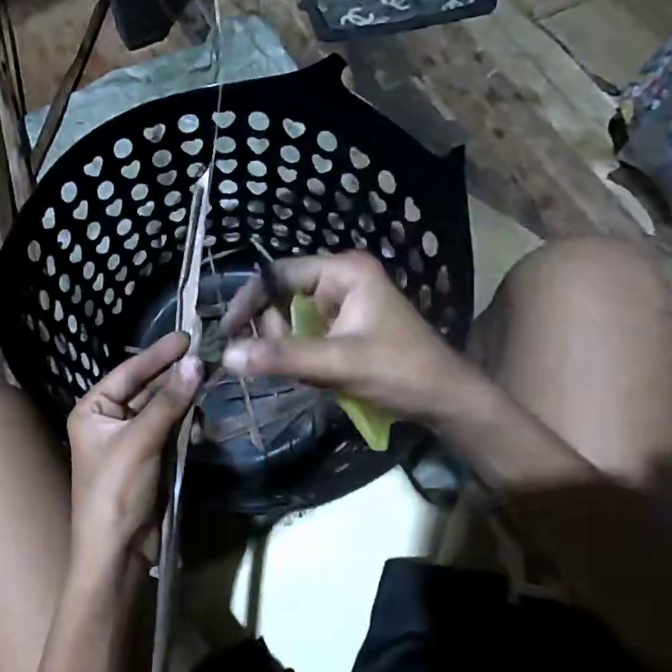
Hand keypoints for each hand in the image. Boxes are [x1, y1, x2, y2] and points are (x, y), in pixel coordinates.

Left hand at [67, 331, 203, 575]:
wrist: (118, 551)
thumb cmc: (116, 490)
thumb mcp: (140, 441)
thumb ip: (168, 402)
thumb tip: (197, 362)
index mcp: (92, 410)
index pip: (128, 372)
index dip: (158, 355)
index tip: (188, 337)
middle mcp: (109, 420)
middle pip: (147, 389)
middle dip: (176, 377)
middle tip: (209, 357)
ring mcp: (131, 440)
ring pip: (163, 409)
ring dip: (184, 400)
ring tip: (211, 383)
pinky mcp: (150, 458)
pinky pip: (171, 431)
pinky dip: (186, 425)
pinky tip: (202, 422)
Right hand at [220, 251, 482, 423]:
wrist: (444, 399)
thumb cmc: (398, 372)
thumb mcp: (336, 364)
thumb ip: (282, 357)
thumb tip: (226, 356)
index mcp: (344, 272)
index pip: (277, 274)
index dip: (248, 301)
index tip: (226, 332)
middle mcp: (341, 279)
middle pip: (281, 296)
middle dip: (271, 330)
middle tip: (274, 360)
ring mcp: (344, 303)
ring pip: (291, 319)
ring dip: (287, 346)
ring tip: (307, 370)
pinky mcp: (346, 326)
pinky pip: (306, 334)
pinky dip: (300, 353)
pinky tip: (314, 373)